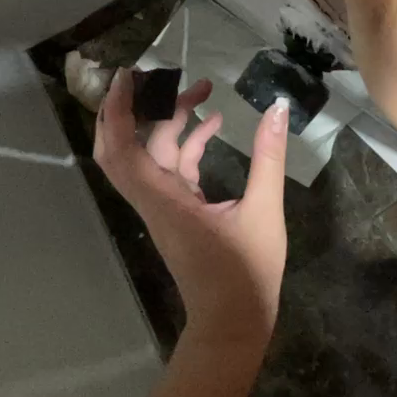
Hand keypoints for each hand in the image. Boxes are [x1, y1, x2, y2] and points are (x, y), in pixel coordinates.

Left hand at [95, 75, 288, 341]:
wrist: (234, 322)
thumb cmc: (247, 271)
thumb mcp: (265, 210)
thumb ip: (269, 156)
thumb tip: (277, 108)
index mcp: (165, 201)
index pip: (123, 150)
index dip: (118, 111)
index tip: (128, 76)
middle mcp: (155, 201)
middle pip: (125, 148)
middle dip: (137, 108)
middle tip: (160, 75)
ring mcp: (164, 208)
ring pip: (151, 155)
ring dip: (171, 122)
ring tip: (204, 90)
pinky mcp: (179, 213)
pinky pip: (172, 169)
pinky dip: (188, 144)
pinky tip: (215, 126)